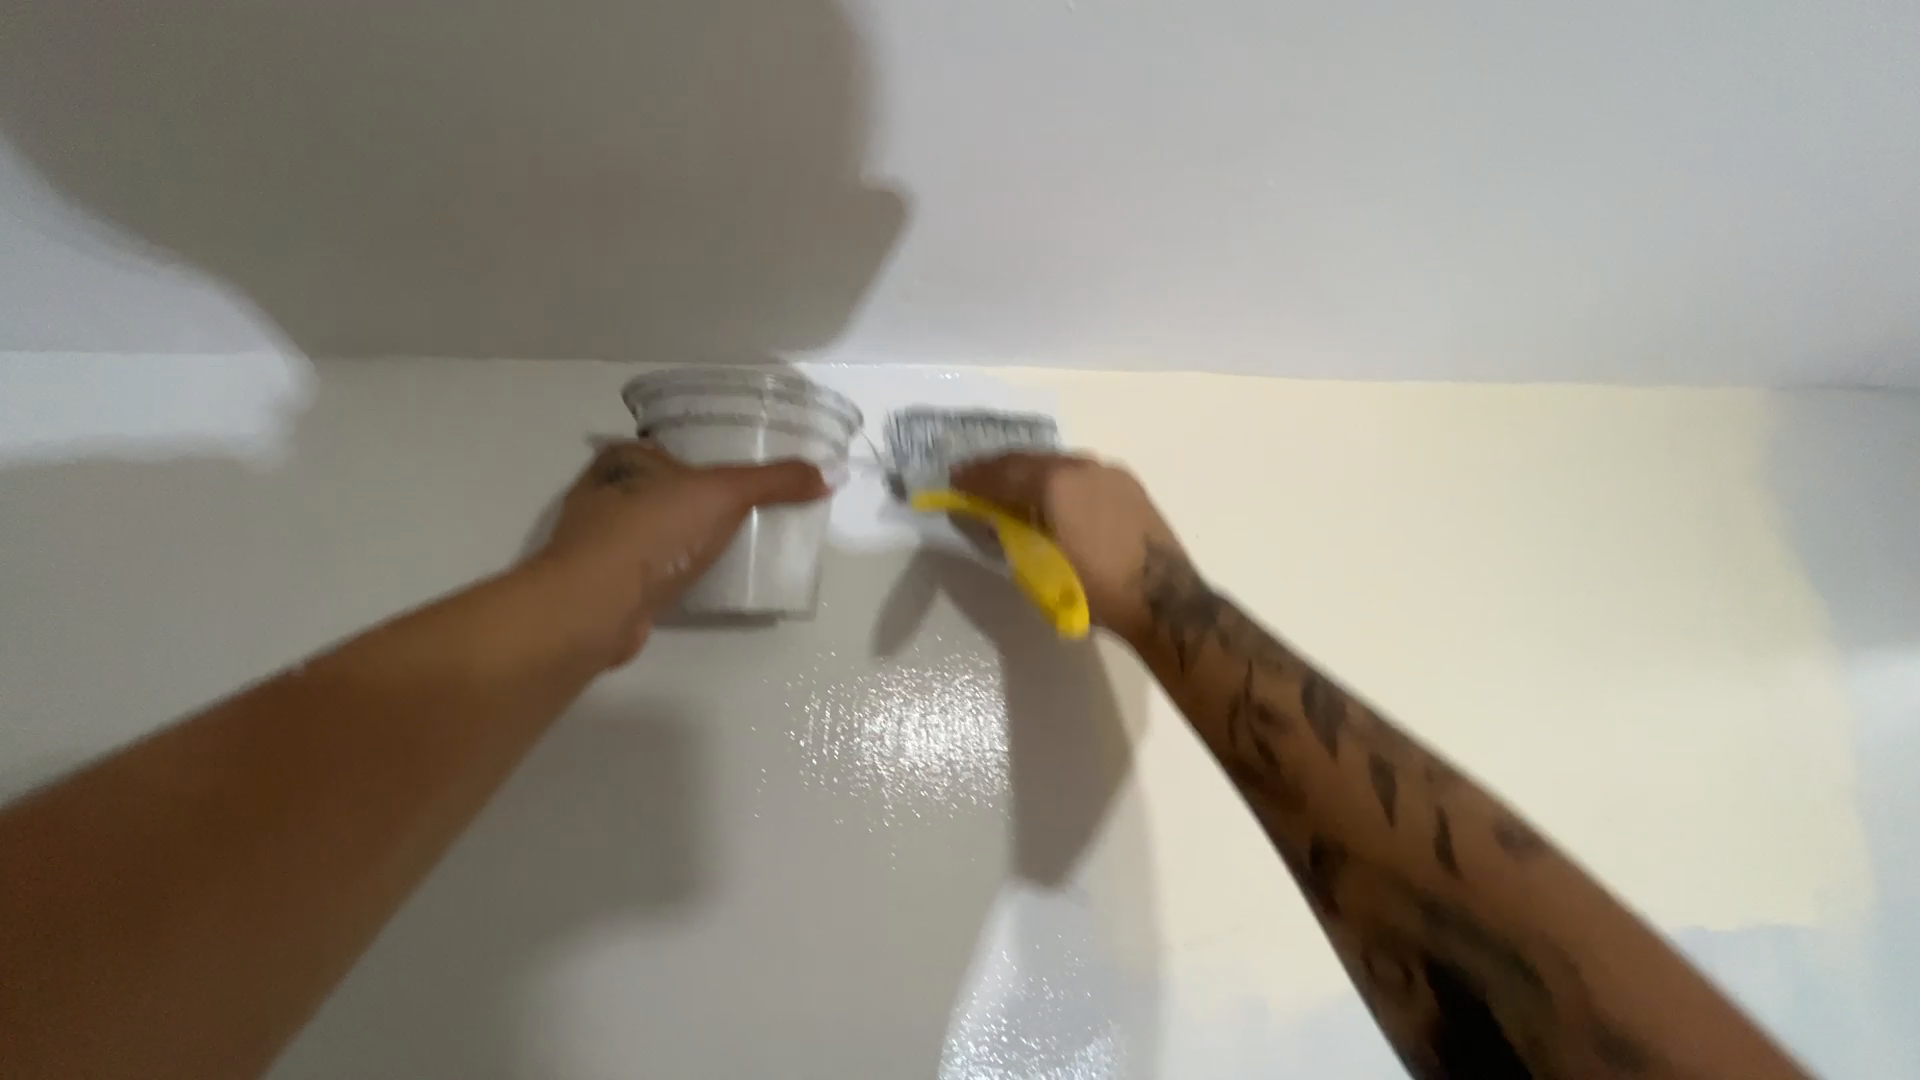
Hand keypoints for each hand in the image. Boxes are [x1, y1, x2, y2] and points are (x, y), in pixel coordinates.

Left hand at [535, 439, 827, 665]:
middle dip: (706, 498)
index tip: (750, 471)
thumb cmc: (653, 531)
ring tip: (742, 542)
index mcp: (626, 457)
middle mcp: (607, 491)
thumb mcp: (725, 493)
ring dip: (692, 536)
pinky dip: (680, 569)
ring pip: (661, 529)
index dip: (712, 454)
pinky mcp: (609, 581)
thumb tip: (831, 473)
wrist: (596, 605)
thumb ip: (777, 481)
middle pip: (670, 487)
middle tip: (756, 507)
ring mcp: (603, 539)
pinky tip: (710, 577)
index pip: (675, 446)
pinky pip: (657, 566)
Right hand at [953, 452, 1183, 645]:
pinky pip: (1081, 474)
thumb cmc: (1097, 590)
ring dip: (1029, 473)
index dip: (973, 478)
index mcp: (1056, 483)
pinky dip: (1058, 480)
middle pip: (1029, 461)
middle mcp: (1082, 466)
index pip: (1002, 474)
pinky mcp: (1128, 485)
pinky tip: (1052, 495)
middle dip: (998, 469)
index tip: (953, 480)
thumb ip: (1009, 537)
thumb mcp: (1040, 569)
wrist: (1165, 600)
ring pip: (1057, 464)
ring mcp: (1109, 473)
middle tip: (974, 478)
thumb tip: (989, 521)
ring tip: (1010, 487)